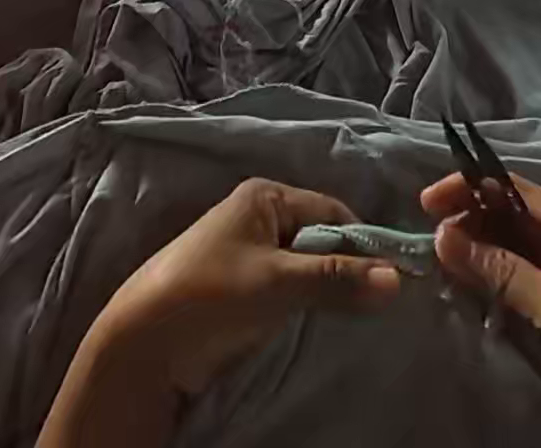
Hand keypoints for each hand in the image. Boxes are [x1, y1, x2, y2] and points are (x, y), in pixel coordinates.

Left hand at [39, 179, 400, 447]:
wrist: (142, 343)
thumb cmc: (209, 294)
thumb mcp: (276, 282)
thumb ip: (335, 279)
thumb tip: (398, 279)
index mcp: (265, 196)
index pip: (330, 212)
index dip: (362, 241)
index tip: (392, 277)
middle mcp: (260, 215)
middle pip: (320, 236)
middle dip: (346, 266)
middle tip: (376, 299)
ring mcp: (252, 249)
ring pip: (308, 263)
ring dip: (329, 285)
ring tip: (356, 312)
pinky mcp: (245, 282)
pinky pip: (292, 283)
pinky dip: (310, 299)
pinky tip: (325, 318)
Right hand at [423, 173, 540, 447]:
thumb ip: (507, 273)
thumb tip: (445, 234)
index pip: (517, 192)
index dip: (472, 188)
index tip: (427, 202)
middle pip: (507, 220)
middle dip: (468, 224)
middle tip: (430, 245)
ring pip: (506, 254)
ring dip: (473, 258)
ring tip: (439, 269)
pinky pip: (513, 289)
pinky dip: (487, 289)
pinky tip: (464, 296)